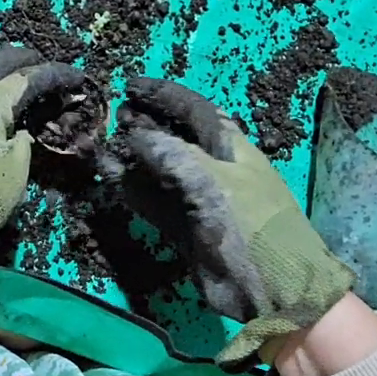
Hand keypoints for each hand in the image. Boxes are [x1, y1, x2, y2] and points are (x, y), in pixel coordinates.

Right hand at [121, 77, 353, 367]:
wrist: (273, 289)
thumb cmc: (251, 224)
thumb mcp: (212, 183)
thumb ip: (171, 154)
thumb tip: (134, 135)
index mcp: (229, 146)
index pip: (192, 108)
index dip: (162, 94)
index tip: (130, 85)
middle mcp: (211, 165)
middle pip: (172, 135)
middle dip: (143, 123)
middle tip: (112, 115)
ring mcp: (196, 196)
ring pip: (157, 167)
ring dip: (131, 156)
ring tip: (103, 145)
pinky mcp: (183, 225)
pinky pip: (151, 199)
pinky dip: (130, 188)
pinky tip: (110, 177)